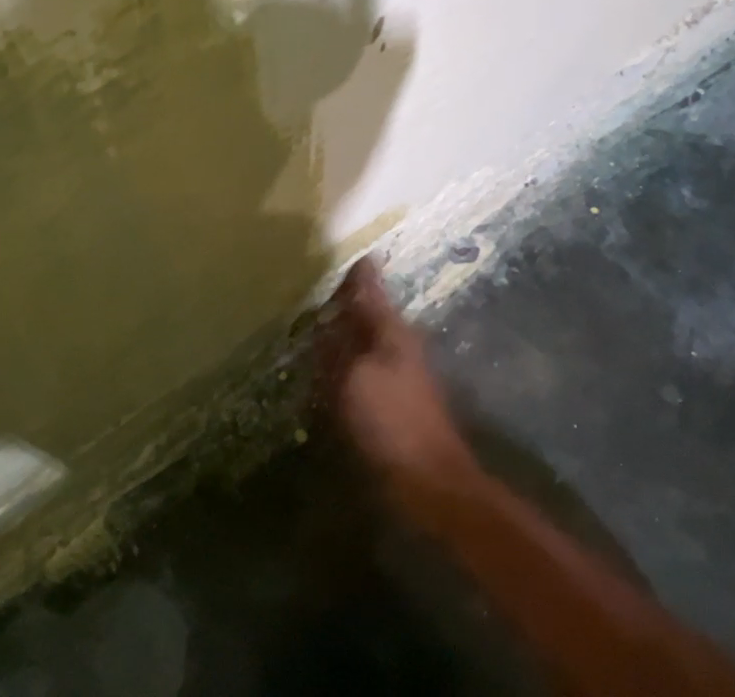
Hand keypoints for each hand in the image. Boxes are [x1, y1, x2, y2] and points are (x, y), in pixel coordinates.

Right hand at [315, 257, 478, 492]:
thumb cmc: (391, 420)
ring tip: (307, 324)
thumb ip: (342, 339)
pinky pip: (356, 372)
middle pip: (365, 314)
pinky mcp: (386, 405)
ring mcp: (393, 378)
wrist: (427, 482)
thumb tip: (333, 306)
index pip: (369, 289)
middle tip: (311, 286)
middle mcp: (396, 348)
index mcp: (392, 332)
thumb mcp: (357, 374)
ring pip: (360, 342)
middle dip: (343, 301)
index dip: (355, 273)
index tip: (340, 252)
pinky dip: (338, 365)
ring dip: (338, 333)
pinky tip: (318, 369)